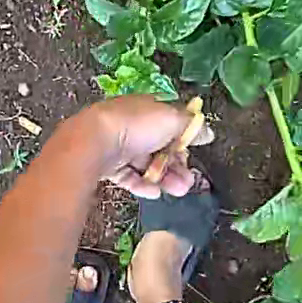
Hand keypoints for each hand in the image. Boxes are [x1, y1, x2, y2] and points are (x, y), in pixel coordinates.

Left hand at [72, 95, 214, 198]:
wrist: (93, 142)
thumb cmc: (136, 125)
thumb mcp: (171, 119)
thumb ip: (191, 126)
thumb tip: (207, 132)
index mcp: (147, 108)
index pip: (170, 124)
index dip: (184, 140)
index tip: (194, 154)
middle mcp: (132, 125)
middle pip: (160, 147)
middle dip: (177, 165)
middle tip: (189, 181)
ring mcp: (118, 145)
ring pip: (146, 164)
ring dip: (165, 178)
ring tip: (177, 191)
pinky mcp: (107, 165)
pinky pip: (129, 176)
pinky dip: (142, 184)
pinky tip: (154, 193)